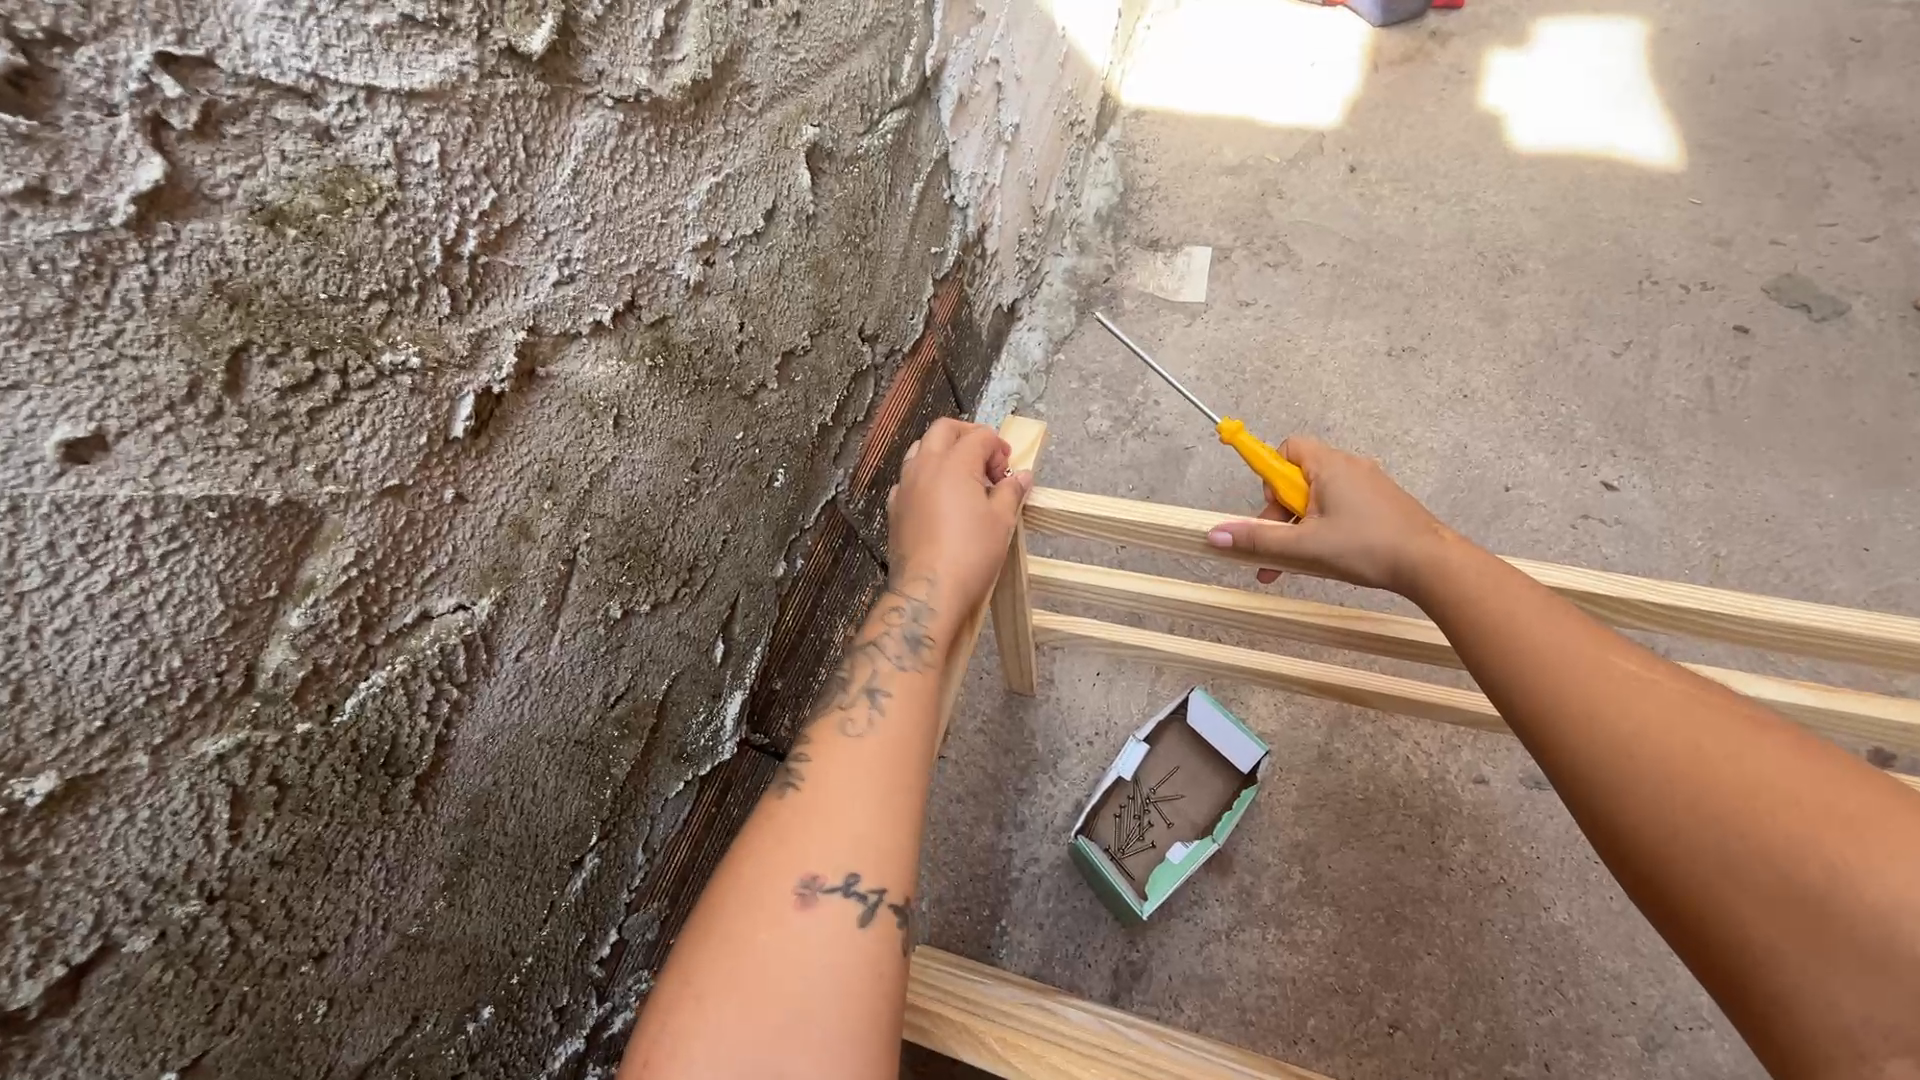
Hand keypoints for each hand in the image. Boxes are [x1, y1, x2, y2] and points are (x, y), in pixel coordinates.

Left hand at [886, 418, 1033, 630]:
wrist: (929, 591)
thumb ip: (1011, 491)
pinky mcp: (895, 508)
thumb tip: (1021, 476)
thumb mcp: (1002, 521)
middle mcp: (924, 466)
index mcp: (954, 463)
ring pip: (921, 450)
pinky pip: (909, 479)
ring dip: (944, 453)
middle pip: (944, 430)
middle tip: (987, 459)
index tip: (1008, 470)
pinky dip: (926, 478)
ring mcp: (905, 486)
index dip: (998, 447)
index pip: (979, 436)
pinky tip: (941, 500)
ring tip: (964, 477)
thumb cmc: (970, 554)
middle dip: (968, 436)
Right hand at [1204, 435, 1454, 595]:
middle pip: (1298, 479)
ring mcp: (1368, 485)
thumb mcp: (1304, 545)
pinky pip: (1340, 507)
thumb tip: (1217, 535)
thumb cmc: (1370, 547)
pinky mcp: (1381, 504)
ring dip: (1301, 527)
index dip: (1270, 476)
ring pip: (1319, 498)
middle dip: (1282, 514)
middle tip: (1281, 545)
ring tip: (1301, 560)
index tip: (1270, 506)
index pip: (1286, 448)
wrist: (1431, 565)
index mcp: (1329, 466)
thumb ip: (1258, 539)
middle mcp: (1349, 466)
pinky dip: (1325, 529)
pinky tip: (1327, 557)